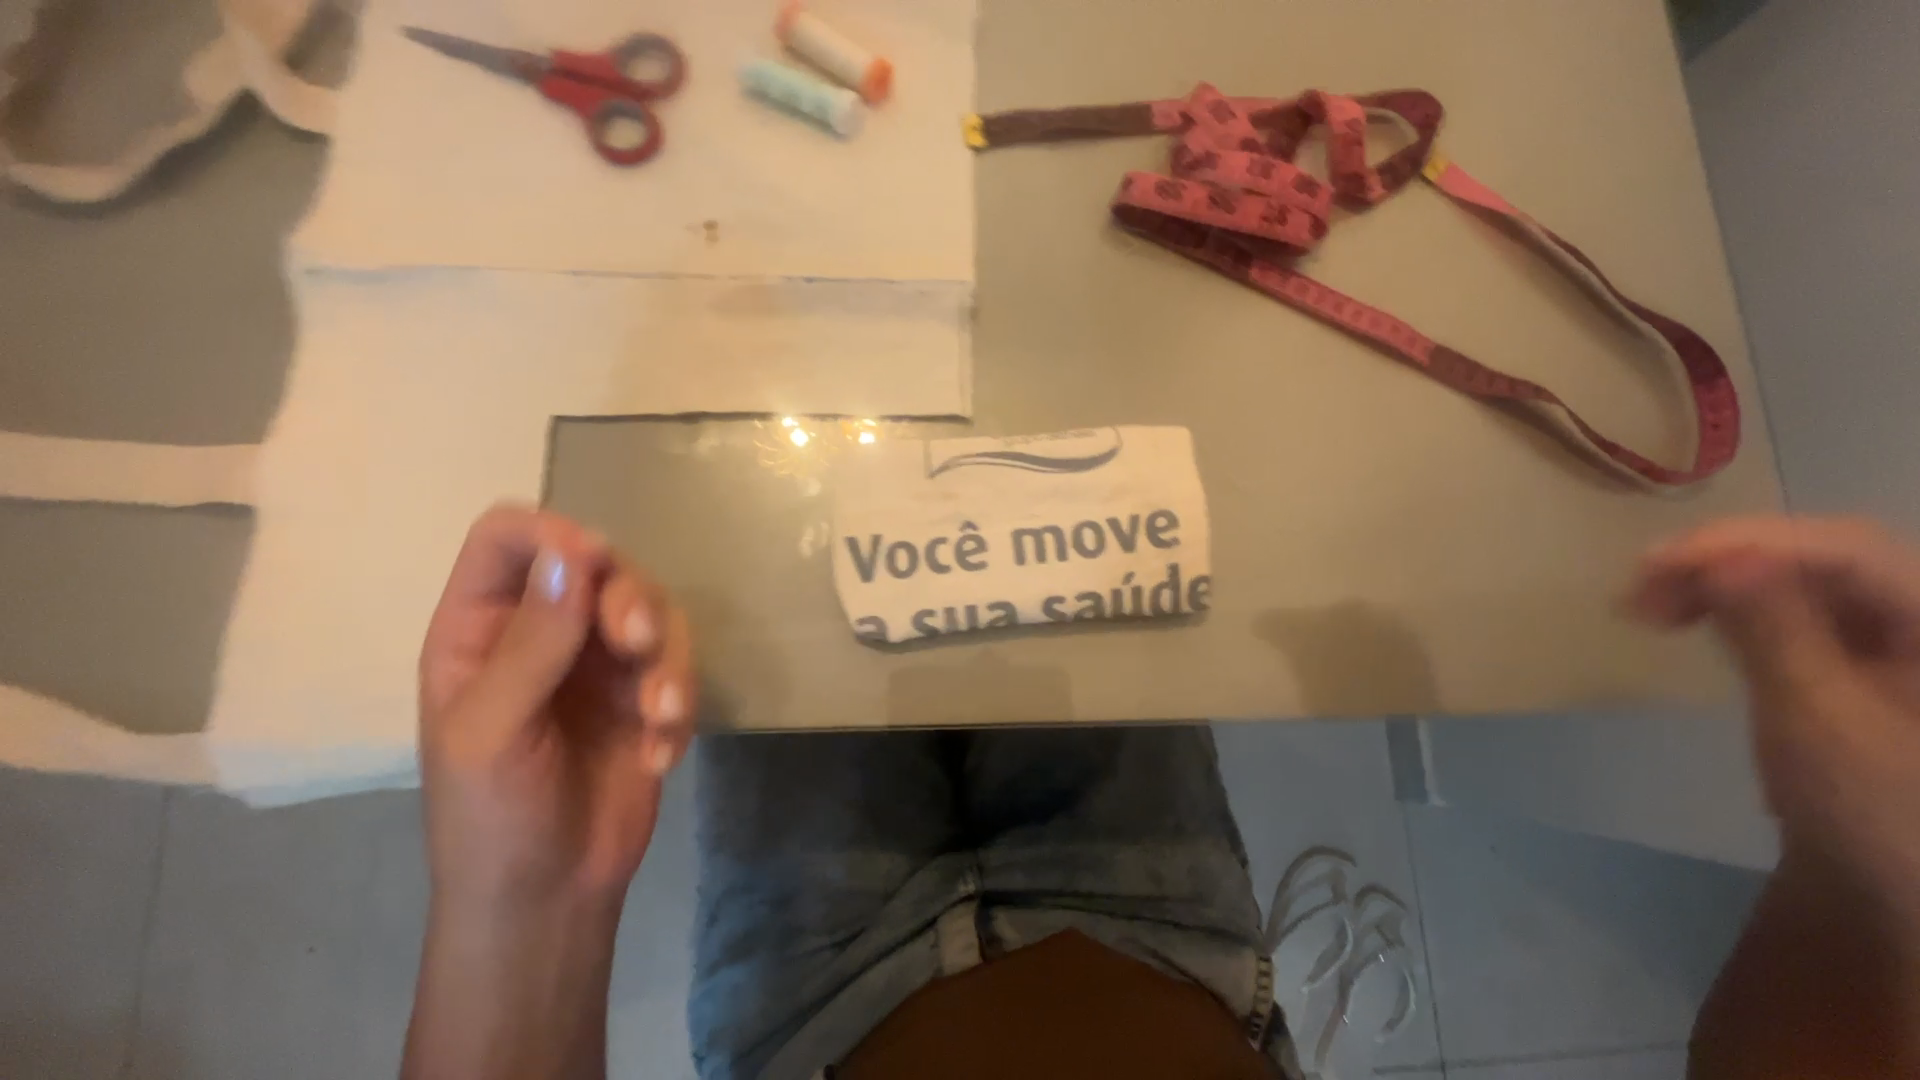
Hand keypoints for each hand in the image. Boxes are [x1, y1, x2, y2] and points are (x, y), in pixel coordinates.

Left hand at [417, 504, 696, 911]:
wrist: (548, 898)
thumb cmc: (490, 819)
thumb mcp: (493, 732)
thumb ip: (533, 642)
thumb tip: (575, 550)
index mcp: (480, 629)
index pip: (509, 540)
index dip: (551, 534)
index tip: (593, 562)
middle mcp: (544, 631)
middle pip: (599, 566)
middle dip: (629, 600)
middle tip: (638, 644)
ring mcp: (599, 664)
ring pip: (652, 610)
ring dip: (666, 657)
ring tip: (660, 714)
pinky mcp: (645, 696)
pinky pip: (680, 667)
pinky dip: (679, 705)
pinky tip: (660, 754)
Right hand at [1629, 517, 1919, 902]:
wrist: (1898, 887)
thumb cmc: (1874, 811)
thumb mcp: (1819, 721)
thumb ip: (1775, 631)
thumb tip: (1720, 556)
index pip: (1847, 550)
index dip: (1747, 542)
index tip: (1651, 565)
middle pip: (1823, 552)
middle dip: (1724, 558)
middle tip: (1638, 587)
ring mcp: (1900, 633)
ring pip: (1801, 572)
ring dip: (1717, 577)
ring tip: (1649, 604)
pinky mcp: (1860, 652)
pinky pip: (1794, 602)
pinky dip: (1731, 601)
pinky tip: (1688, 616)